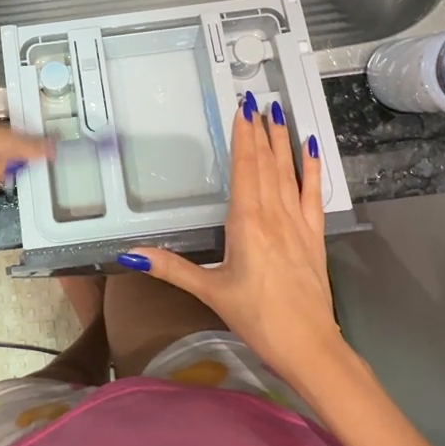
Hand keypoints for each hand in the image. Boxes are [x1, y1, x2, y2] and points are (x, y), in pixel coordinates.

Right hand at [122, 95, 341, 381]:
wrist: (310, 346)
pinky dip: (313, 169)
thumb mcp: (210, 293)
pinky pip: (313, 195)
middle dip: (261, 130)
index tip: (242, 108)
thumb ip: (172, 269)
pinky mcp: (314, 236)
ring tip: (279, 113)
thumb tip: (130, 254)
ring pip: (288, 172)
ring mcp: (298, 223)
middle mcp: (274, 214)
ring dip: (283, 142)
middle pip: (266, 164)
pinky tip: (312, 148)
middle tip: (258, 100)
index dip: (243, 136)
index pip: (245, 168)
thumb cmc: (257, 318)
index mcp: (247, 222)